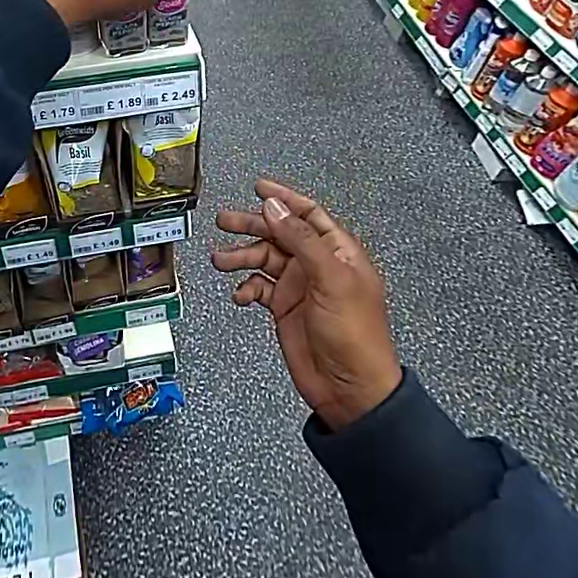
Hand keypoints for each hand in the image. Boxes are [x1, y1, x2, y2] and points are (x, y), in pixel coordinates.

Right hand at [214, 180, 401, 430]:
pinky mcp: (284, 308)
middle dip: (252, 225)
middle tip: (224, 221)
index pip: (308, 214)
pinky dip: (246, 288)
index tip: (259, 187)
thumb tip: (275, 207)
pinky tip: (240, 295)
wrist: (351, 390)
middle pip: (279, 234)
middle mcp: (316, 264)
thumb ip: (301, 240)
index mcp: (336, 251)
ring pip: (264, 259)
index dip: (284, 198)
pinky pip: (258, 288)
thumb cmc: (356, 335)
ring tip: (221, 260)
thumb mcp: (331, 280)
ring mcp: (299, 286)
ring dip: (241, 257)